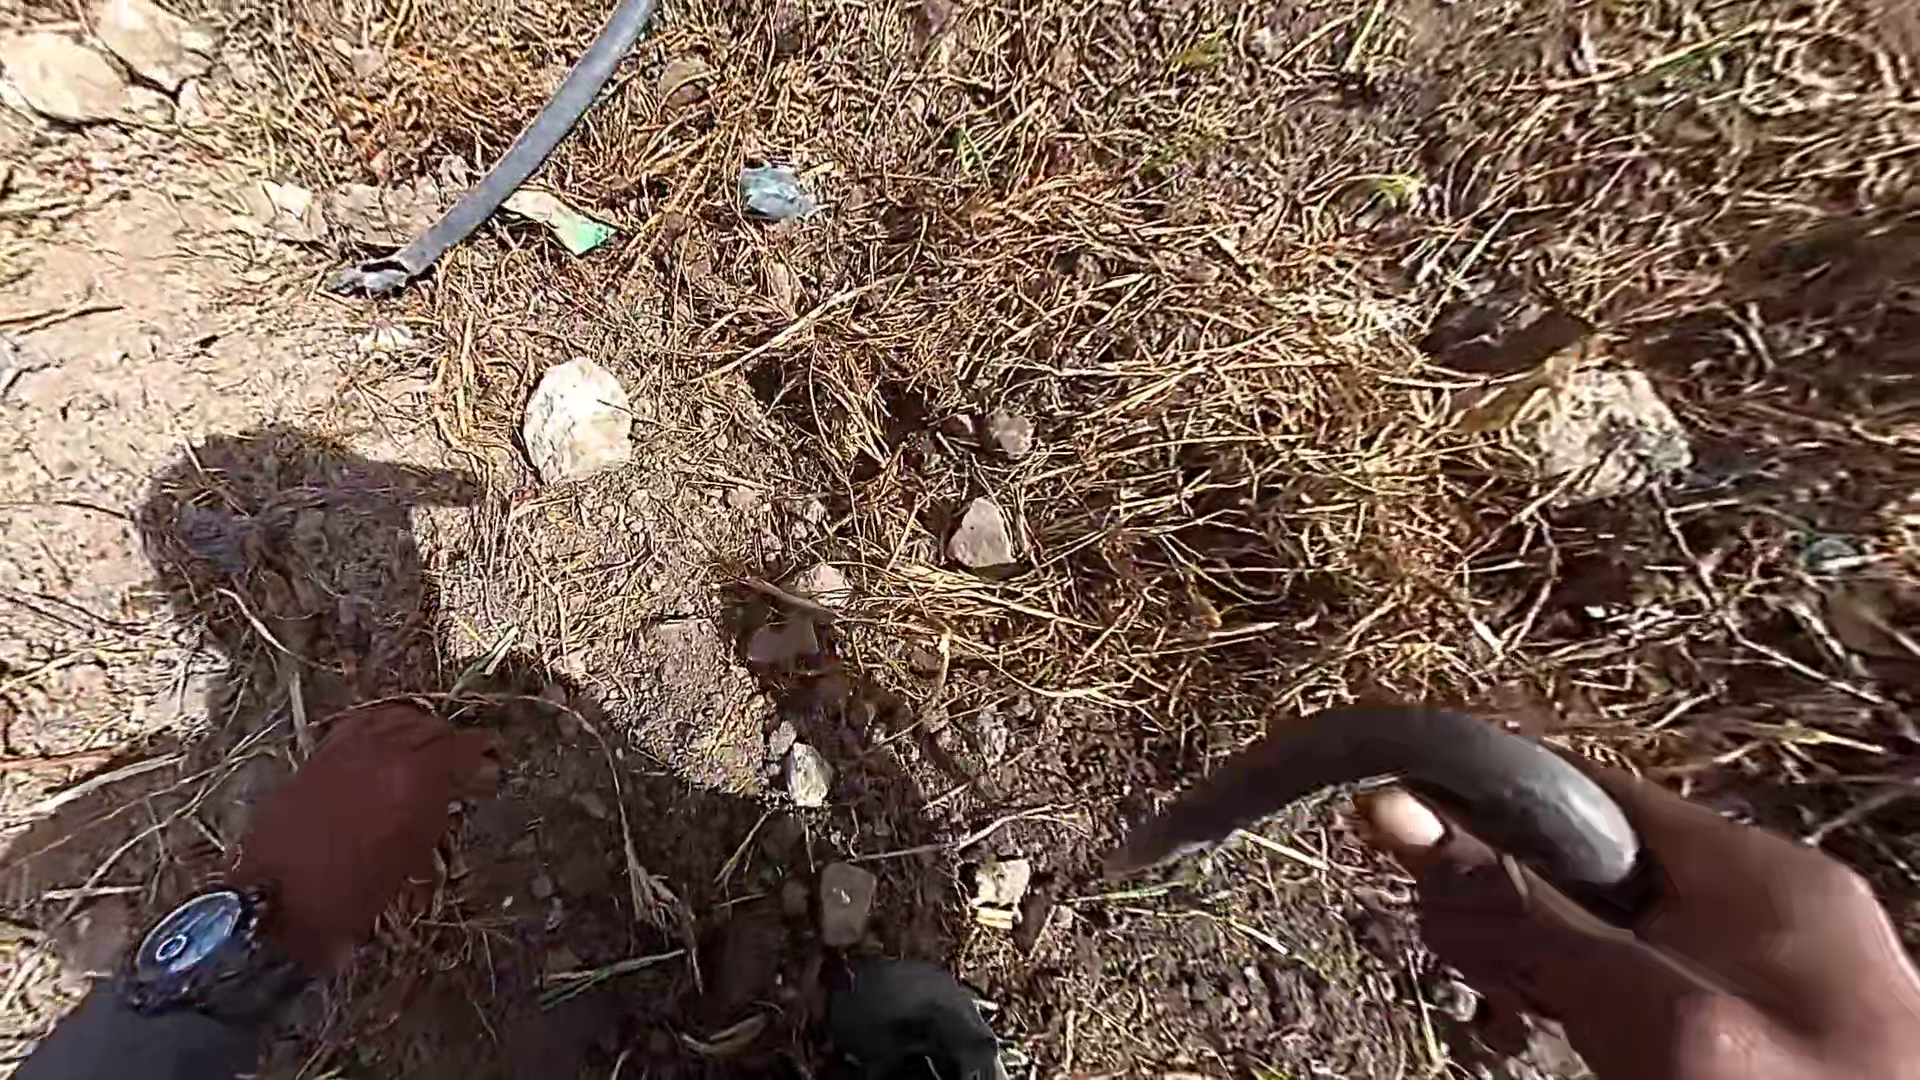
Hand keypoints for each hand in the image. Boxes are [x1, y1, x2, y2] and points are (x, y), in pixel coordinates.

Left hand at [229, 703, 496, 971]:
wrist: (279, 907)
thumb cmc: (360, 885)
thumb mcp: (420, 843)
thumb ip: (448, 800)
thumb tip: (473, 779)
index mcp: (419, 774)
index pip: (466, 744)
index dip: (483, 750)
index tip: (491, 759)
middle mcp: (387, 753)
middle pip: (436, 728)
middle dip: (455, 741)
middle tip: (463, 759)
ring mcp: (349, 752)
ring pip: (399, 718)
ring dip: (420, 728)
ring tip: (428, 744)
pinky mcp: (319, 758)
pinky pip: (360, 724)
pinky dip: (382, 724)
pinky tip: (389, 737)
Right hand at [1360, 772, 1919, 1078]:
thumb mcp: (1640, 1007)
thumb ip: (1509, 902)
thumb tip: (1384, 804)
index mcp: (1747, 865)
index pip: (1568, 779)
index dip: (1477, 790)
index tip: (1409, 827)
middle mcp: (1733, 888)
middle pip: (1551, 843)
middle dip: (1491, 891)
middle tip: (1471, 952)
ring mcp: (1719, 946)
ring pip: (1555, 899)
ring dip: (1506, 941)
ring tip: (1504, 998)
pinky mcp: (1698, 992)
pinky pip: (1581, 949)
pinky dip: (1538, 973)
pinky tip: (1523, 1012)